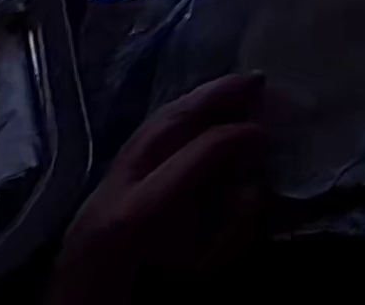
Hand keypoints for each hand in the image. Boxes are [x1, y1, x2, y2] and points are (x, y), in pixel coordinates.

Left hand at [44, 73, 267, 303]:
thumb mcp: (197, 288)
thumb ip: (230, 237)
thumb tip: (254, 187)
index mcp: (138, 216)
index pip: (199, 151)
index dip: (240, 136)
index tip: (270, 132)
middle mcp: (113, 190)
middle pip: (168, 123)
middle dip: (215, 95)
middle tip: (256, 80)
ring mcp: (98, 192)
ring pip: (149, 126)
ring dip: (194, 102)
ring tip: (231, 90)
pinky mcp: (94, 199)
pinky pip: (138, 142)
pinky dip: (173, 121)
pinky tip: (195, 120)